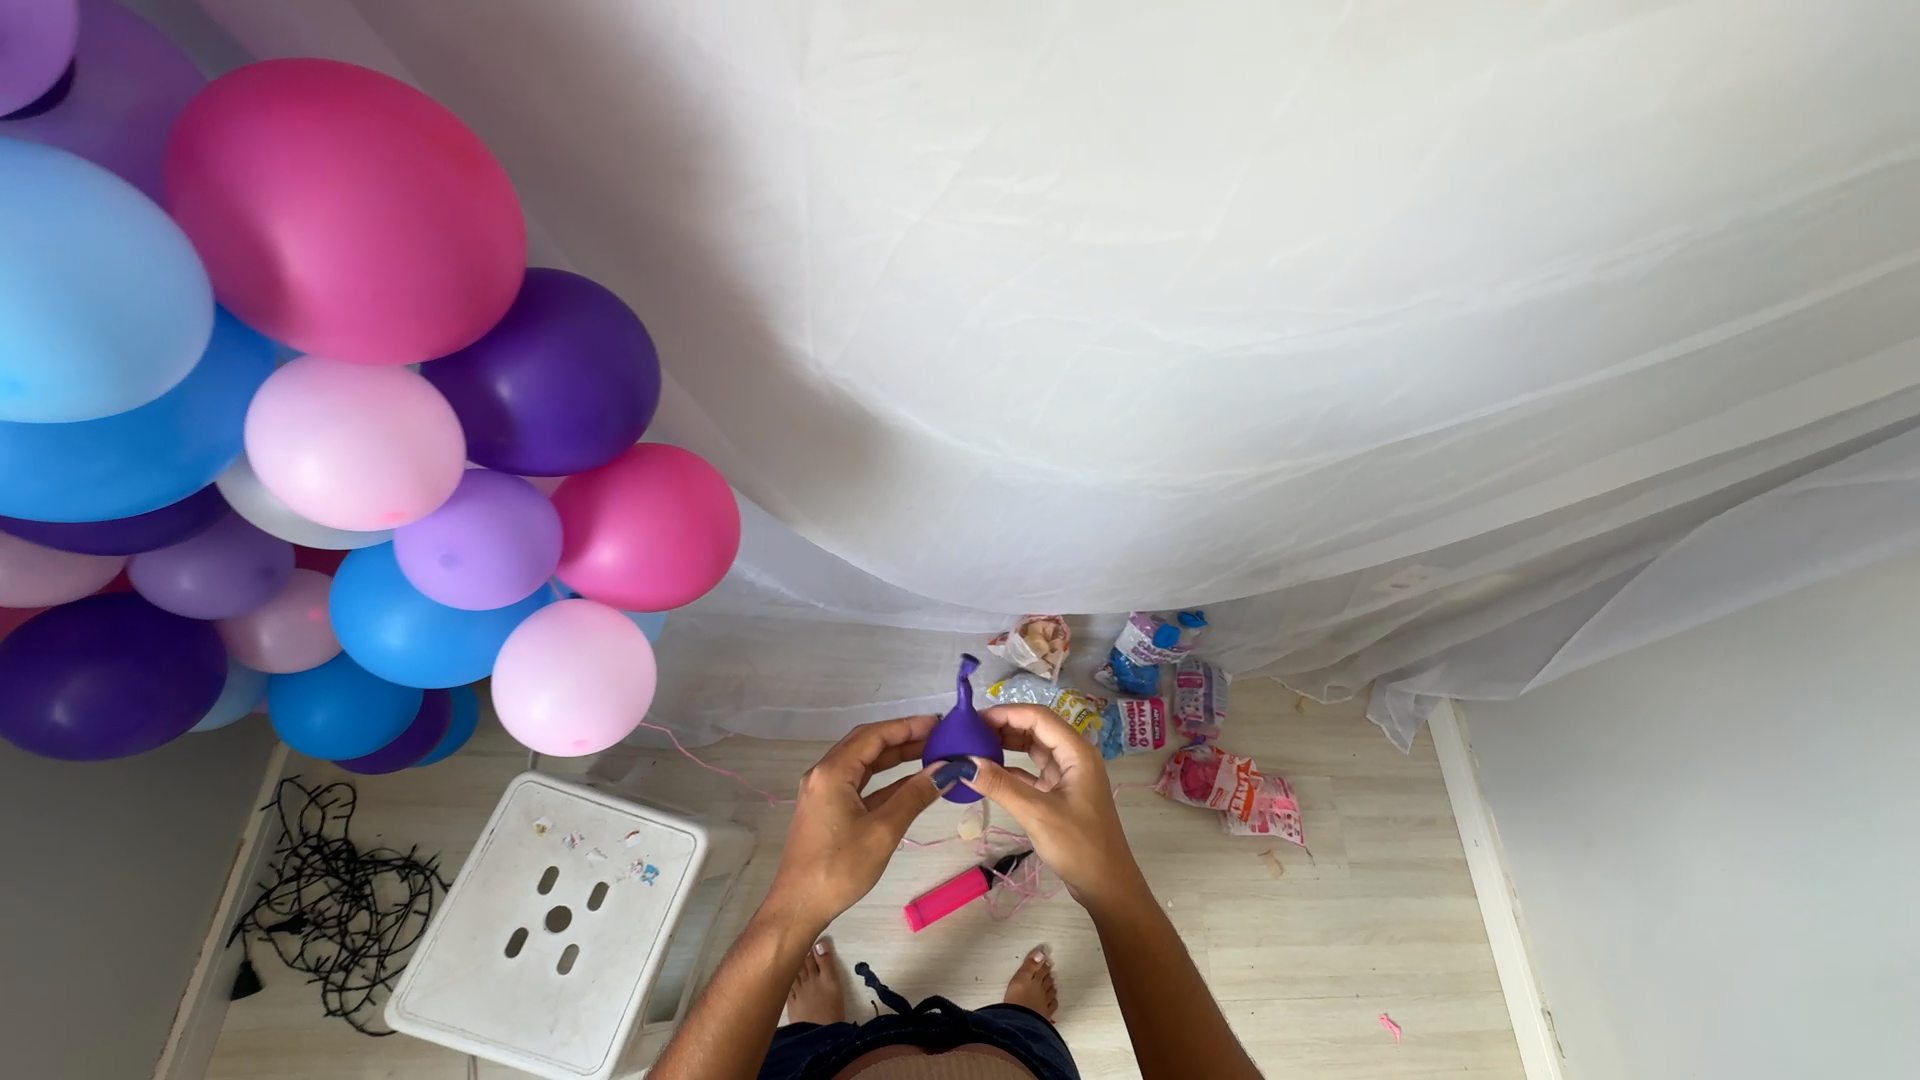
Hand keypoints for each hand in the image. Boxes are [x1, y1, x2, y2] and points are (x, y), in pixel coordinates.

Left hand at [764, 715, 945, 930]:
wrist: (798, 907)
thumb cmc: (839, 868)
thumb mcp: (883, 831)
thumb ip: (915, 795)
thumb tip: (946, 770)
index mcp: (832, 771)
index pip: (874, 735)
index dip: (907, 726)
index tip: (938, 724)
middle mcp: (824, 773)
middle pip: (867, 743)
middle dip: (903, 737)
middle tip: (938, 736)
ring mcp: (824, 791)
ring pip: (863, 763)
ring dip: (894, 757)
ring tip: (929, 753)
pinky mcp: (827, 808)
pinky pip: (859, 783)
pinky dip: (885, 779)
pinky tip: (910, 782)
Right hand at [960, 704, 1146, 911]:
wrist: (1107, 885)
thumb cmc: (1079, 845)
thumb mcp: (1036, 812)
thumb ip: (1000, 785)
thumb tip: (964, 763)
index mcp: (1077, 752)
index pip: (1039, 717)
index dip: (1007, 713)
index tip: (975, 719)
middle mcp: (1074, 757)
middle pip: (1036, 729)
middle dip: (1004, 727)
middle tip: (970, 733)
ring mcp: (1068, 775)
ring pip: (1034, 749)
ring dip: (1007, 746)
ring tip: (976, 747)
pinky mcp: (1061, 793)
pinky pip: (1033, 771)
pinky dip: (1012, 769)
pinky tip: (990, 773)